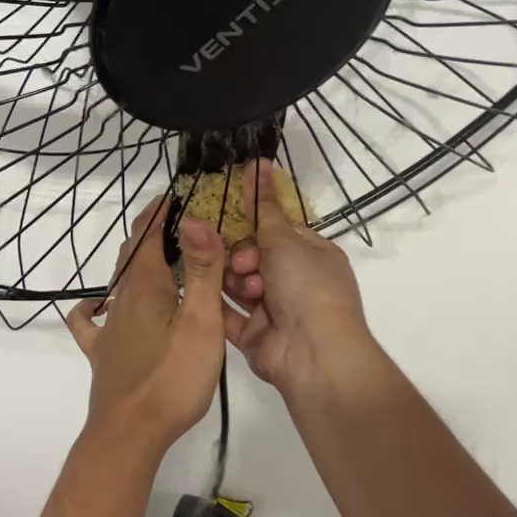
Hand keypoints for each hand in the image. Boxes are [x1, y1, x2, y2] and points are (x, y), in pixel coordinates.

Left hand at [65, 196, 228, 455]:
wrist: (130, 431)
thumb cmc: (172, 376)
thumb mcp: (201, 322)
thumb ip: (202, 271)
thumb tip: (195, 219)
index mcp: (146, 286)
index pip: (148, 234)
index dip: (162, 211)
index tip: (178, 194)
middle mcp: (121, 299)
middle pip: (133, 254)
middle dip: (152, 233)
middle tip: (179, 223)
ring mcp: (107, 327)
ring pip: (118, 283)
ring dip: (136, 264)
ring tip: (158, 259)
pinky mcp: (102, 354)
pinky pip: (91, 320)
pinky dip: (94, 306)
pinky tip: (96, 309)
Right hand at [221, 161, 375, 391]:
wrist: (313, 355)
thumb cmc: (308, 290)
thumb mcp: (287, 240)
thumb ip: (264, 205)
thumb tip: (260, 161)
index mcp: (311, 257)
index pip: (275, 230)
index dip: (255, 223)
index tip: (231, 214)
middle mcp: (292, 281)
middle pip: (250, 254)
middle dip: (243, 255)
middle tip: (246, 263)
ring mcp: (271, 309)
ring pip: (235, 281)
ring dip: (235, 280)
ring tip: (245, 289)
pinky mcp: (250, 333)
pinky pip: (225, 310)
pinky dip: (216, 301)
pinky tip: (202, 289)